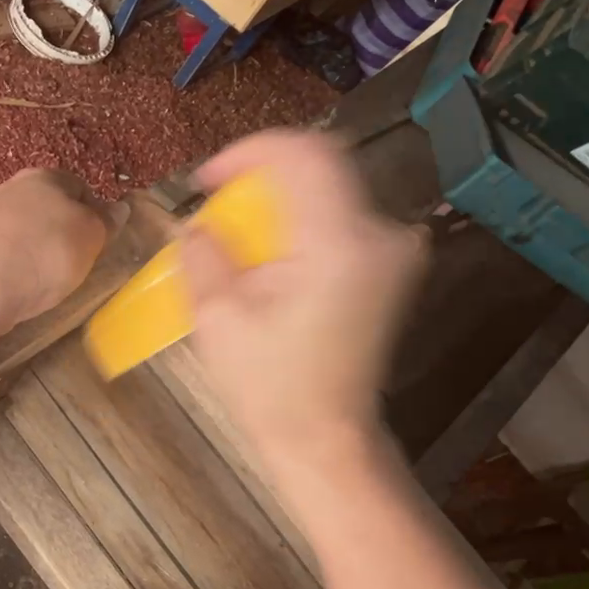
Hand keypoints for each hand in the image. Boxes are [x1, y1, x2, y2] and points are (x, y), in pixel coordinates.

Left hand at [0, 168, 114, 336]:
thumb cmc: (41, 258)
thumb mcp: (89, 239)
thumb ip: (104, 222)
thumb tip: (117, 208)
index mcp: (41, 179)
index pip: (75, 186)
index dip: (90, 212)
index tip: (94, 241)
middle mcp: (2, 190)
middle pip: (36, 207)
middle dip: (50, 230)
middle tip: (63, 263)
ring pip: (5, 230)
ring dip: (17, 249)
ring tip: (27, 283)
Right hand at [180, 130, 425, 452]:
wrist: (324, 436)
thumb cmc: (267, 385)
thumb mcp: (216, 318)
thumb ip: (202, 254)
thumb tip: (196, 222)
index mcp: (337, 243)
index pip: (304, 154)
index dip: (249, 152)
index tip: (206, 180)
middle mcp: (379, 235)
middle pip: (319, 167)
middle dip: (259, 178)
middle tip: (216, 207)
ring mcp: (392, 250)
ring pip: (329, 190)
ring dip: (278, 200)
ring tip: (237, 234)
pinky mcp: (389, 266)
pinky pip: (340, 218)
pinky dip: (298, 222)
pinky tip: (269, 256)